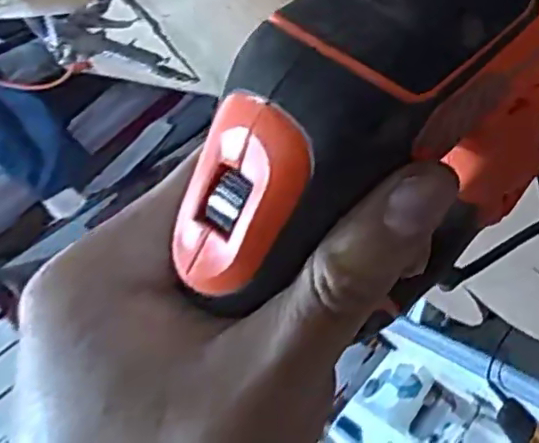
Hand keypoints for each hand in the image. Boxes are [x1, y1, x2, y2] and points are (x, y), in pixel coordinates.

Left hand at [15, 156, 457, 442]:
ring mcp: (147, 307)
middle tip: (398, 251)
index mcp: (108, 263)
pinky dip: (311, 290)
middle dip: (334, 224)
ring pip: (270, 241)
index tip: (395, 176)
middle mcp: (121, 270)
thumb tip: (430, 179)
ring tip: (369, 301)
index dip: (319, 159)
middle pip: (258, 201)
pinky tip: (335, 323)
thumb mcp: (269, 380)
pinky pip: (263, 279)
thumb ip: (346, 275)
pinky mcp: (179, 334)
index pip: (234, 162)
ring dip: (331, 262)